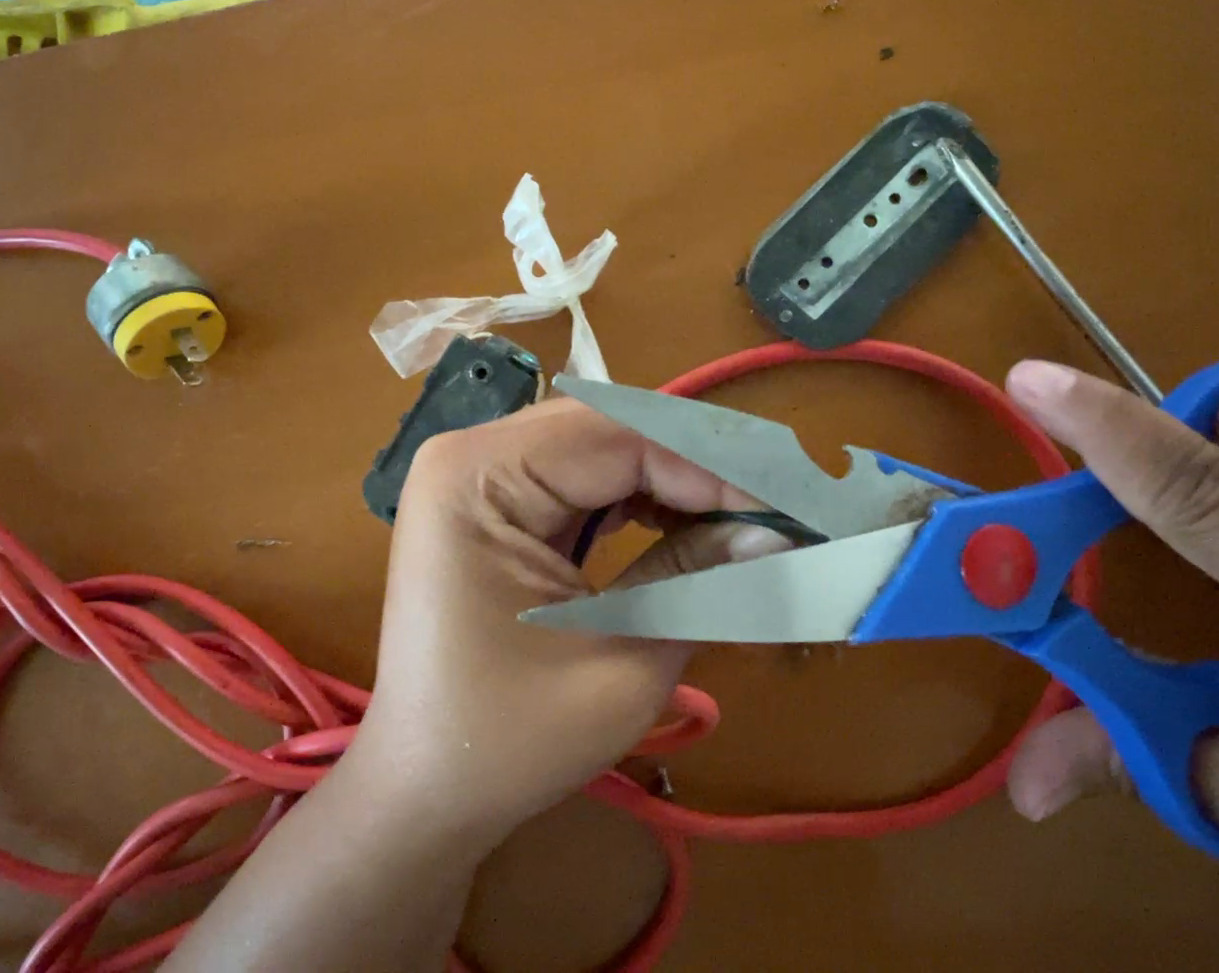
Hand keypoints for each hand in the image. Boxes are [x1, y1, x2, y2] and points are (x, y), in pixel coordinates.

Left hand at [344, 396, 783, 842]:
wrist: (427, 788)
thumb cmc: (512, 739)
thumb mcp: (625, 660)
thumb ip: (703, 579)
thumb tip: (782, 532)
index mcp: (477, 476)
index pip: (619, 437)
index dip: (711, 467)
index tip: (791, 506)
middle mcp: (468, 455)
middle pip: (608, 430)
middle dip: (695, 467)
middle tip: (775, 507)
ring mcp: (475, 477)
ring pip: (600, 449)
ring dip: (672, 481)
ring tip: (741, 519)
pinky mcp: (491, 505)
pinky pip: (580, 480)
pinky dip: (638, 499)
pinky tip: (684, 527)